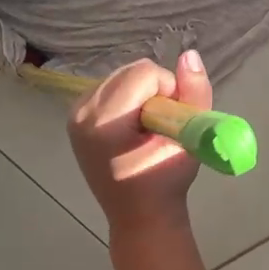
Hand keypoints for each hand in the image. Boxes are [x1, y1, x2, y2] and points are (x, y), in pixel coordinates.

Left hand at [68, 50, 212, 235]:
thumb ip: (194, 94)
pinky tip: (133, 126)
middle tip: (162, 123)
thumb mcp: (191, 139)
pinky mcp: (75, 118)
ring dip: (143, 93)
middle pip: (131, 70)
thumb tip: (188, 55)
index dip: (170, 90)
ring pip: (121, 76)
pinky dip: (128, 99)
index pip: (145, 73)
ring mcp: (74, 114)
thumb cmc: (167, 181)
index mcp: (105, 121)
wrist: (139, 215)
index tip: (173, 120)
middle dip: (155, 89)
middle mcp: (82, 112)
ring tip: (148, 127)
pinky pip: (110, 88)